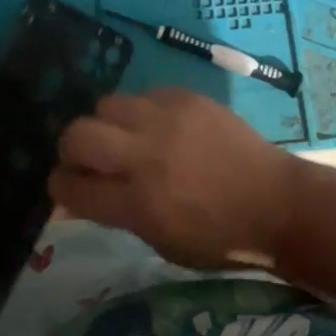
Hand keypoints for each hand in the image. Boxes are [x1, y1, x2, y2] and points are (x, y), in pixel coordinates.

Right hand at [49, 88, 303, 267]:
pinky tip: (157, 126)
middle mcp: (145, 154)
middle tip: (85, 158)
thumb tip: (73, 198)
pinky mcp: (185, 96)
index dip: (59, 187)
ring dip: (106, 123)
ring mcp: (166, 118)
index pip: (72, 186)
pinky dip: (141, 111)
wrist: (275, 201)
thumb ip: (116, 215)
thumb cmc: (218, 236)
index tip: (64, 186)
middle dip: (70, 149)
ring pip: (106, 103)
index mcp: (138, 202)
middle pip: (77, 135)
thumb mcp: (162, 242)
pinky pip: (143, 93)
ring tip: (123, 137)